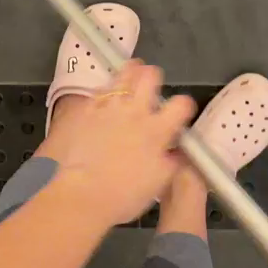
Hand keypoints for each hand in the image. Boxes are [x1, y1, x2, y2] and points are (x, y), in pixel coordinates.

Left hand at [40, 61, 196, 227]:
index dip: (185, 105)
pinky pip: (100, 89)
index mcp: (157, 129)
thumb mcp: (159, 182)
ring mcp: (109, 107)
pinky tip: (107, 94)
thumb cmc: (124, 194)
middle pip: (150, 77)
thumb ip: (173, 161)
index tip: (182, 111)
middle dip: (154, 76)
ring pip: (124, 75)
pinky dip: (107, 89)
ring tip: (132, 74)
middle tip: (152, 82)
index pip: (181, 104)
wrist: (83, 193)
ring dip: (130, 73)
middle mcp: (135, 112)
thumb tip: (179, 151)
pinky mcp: (87, 110)